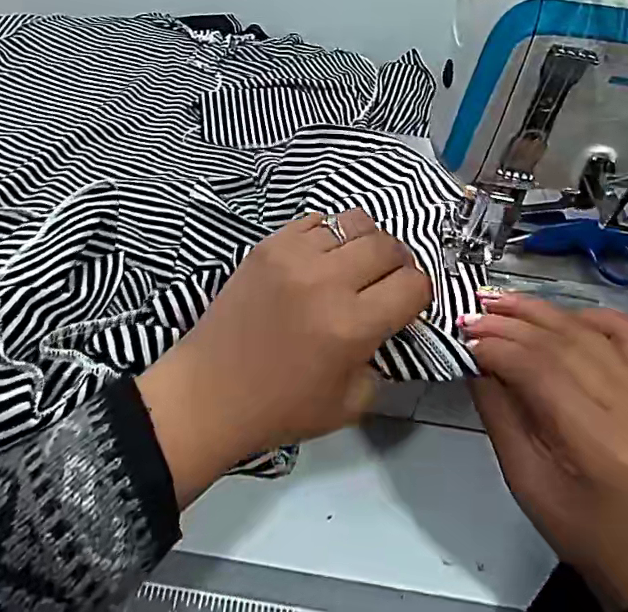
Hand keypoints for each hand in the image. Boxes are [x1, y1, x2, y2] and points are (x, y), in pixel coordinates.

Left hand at [137, 210, 432, 505]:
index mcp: (351, 326)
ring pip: (356, 223)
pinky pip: (317, 220)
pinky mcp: (269, 244)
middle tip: (386, 281)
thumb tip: (395, 321)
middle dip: (399, 264)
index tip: (407, 304)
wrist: (209, 393)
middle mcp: (327, 282)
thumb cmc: (281, 407)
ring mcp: (295, 256)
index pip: (413, 285)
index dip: (419, 295)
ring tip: (353, 264)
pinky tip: (321, 259)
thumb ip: (384, 358)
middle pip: (389, 247)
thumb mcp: (351, 401)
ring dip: (365, 244)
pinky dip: (329, 236)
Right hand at [463, 293, 627, 610]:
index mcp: (601, 446)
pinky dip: (583, 315)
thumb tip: (474, 357)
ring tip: (499, 302)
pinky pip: (620, 330)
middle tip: (472, 313)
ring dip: (539, 311)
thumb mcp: (524, 479)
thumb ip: (498, 411)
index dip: (499, 347)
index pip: (543, 372)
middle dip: (511, 324)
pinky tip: (552, 315)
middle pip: (563, 344)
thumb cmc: (578, 526)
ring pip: (586, 331)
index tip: (465, 338)